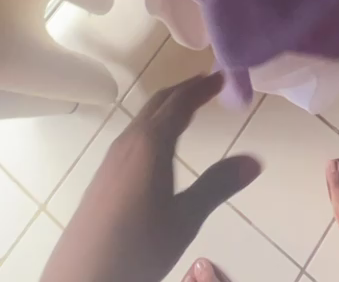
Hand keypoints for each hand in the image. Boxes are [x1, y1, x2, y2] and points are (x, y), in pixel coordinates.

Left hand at [41, 73, 260, 281]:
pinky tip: (159, 143)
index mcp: (151, 143)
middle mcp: (129, 140)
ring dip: (168, 105)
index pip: (179, 103)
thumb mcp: (184, 219)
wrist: (83, 275)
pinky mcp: (104, 174)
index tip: (221, 76)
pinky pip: (135, 133)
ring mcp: (113, 156)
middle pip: (159, 103)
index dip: (201, 88)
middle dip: (185, 90)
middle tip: (209, 83)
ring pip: (144, 117)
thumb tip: (255, 160)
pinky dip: (155, 123)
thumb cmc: (137, 246)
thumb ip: (217, 185)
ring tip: (189, 107)